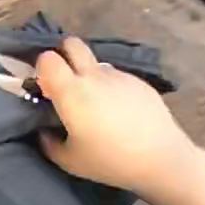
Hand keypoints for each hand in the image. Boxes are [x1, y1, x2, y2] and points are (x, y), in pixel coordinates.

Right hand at [35, 37, 204, 202]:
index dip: (42, 68)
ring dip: (89, 76)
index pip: (47, 58)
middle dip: (64, 56)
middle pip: (72, 44)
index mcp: (71, 91)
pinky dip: (111, 88)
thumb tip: (44, 132)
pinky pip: (116, 77)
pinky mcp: (139, 82)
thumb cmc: (109, 160)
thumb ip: (49, 143)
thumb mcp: (69, 161)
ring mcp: (119, 76)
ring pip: (95, 63)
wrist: (161, 159)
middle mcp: (93, 76)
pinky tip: (120, 112)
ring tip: (97, 105)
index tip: (46, 88)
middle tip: (65, 82)